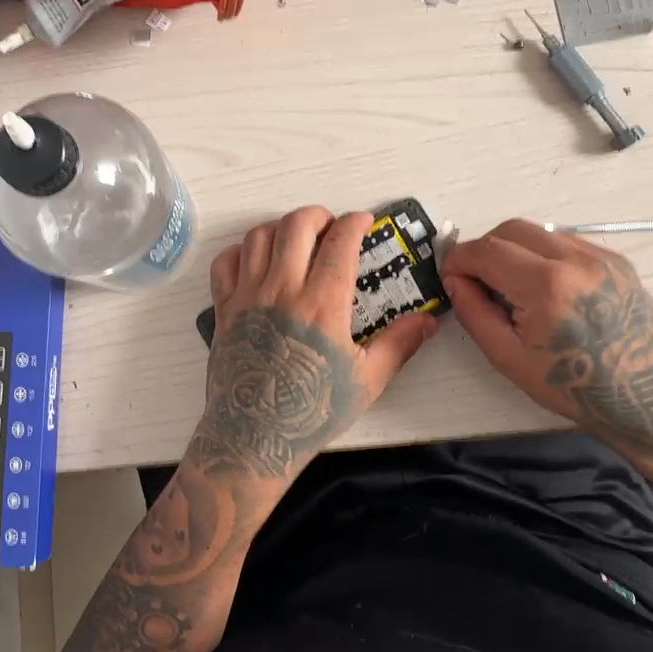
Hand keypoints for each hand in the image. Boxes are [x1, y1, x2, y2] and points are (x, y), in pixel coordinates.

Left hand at [192, 206, 438, 479]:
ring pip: (260, 236)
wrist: (253, 436)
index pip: (341, 241)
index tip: (364, 222)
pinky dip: (241, 251)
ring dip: (282, 228)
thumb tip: (429, 320)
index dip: (355, 222)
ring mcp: (248, 296)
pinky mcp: (224, 308)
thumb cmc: (312, 411)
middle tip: (331, 226)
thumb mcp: (367, 381)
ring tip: (297, 240)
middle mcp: (283, 289)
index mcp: (323, 304)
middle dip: (319, 215)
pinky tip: (256, 261)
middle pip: (297, 225)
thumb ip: (399, 344)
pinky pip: (225, 262)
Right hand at [441, 220, 652, 465]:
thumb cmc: (574, 388)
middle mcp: (576, 260)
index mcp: (547, 285)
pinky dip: (542, 255)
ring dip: (513, 250)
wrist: (651, 400)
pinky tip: (542, 289)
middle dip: (483, 249)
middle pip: (511, 230)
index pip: (486, 250)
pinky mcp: (617, 262)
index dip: (458, 260)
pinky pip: (565, 243)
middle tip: (474, 281)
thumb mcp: (508, 357)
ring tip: (509, 287)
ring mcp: (601, 257)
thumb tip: (455, 281)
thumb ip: (474, 312)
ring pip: (539, 232)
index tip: (449, 278)